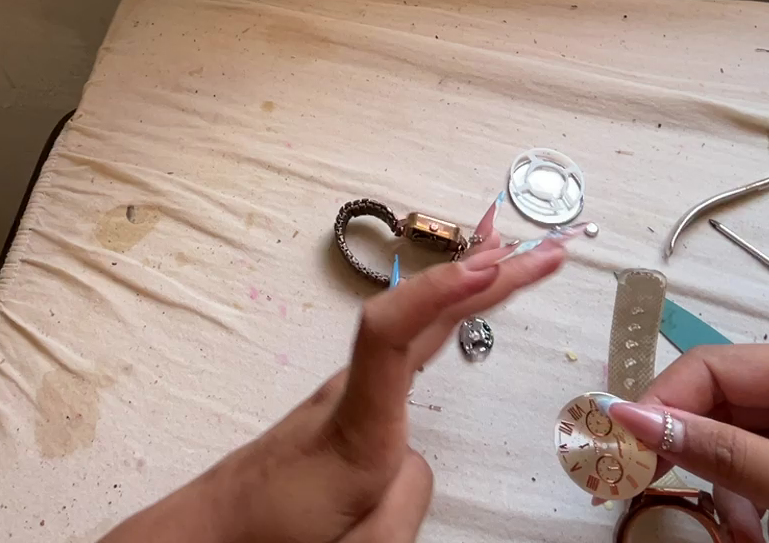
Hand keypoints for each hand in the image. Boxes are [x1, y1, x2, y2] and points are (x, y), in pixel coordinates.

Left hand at [100, 237, 567, 542]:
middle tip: (544, 253)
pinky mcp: (360, 392)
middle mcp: (355, 388)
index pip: (387, 334)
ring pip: (419, 321)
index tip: (488, 267)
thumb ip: (401, 504)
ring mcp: (356, 384)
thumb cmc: (278, 531)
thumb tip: (420, 455)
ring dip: (470, 287)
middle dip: (482, 277)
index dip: (437, 292)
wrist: (224, 522)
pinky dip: (445, 311)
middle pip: (418, 314)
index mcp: (356, 424)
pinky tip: (461, 300)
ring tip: (517, 255)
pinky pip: (411, 339)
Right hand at [605, 344, 768, 542]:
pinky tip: (764, 536)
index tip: (624, 449)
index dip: (663, 403)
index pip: (715, 368)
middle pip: (725, 406)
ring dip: (728, 492)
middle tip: (662, 494)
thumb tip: (625, 413)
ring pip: (743, 444)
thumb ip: (728, 457)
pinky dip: (758, 510)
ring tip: (737, 535)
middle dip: (698, 456)